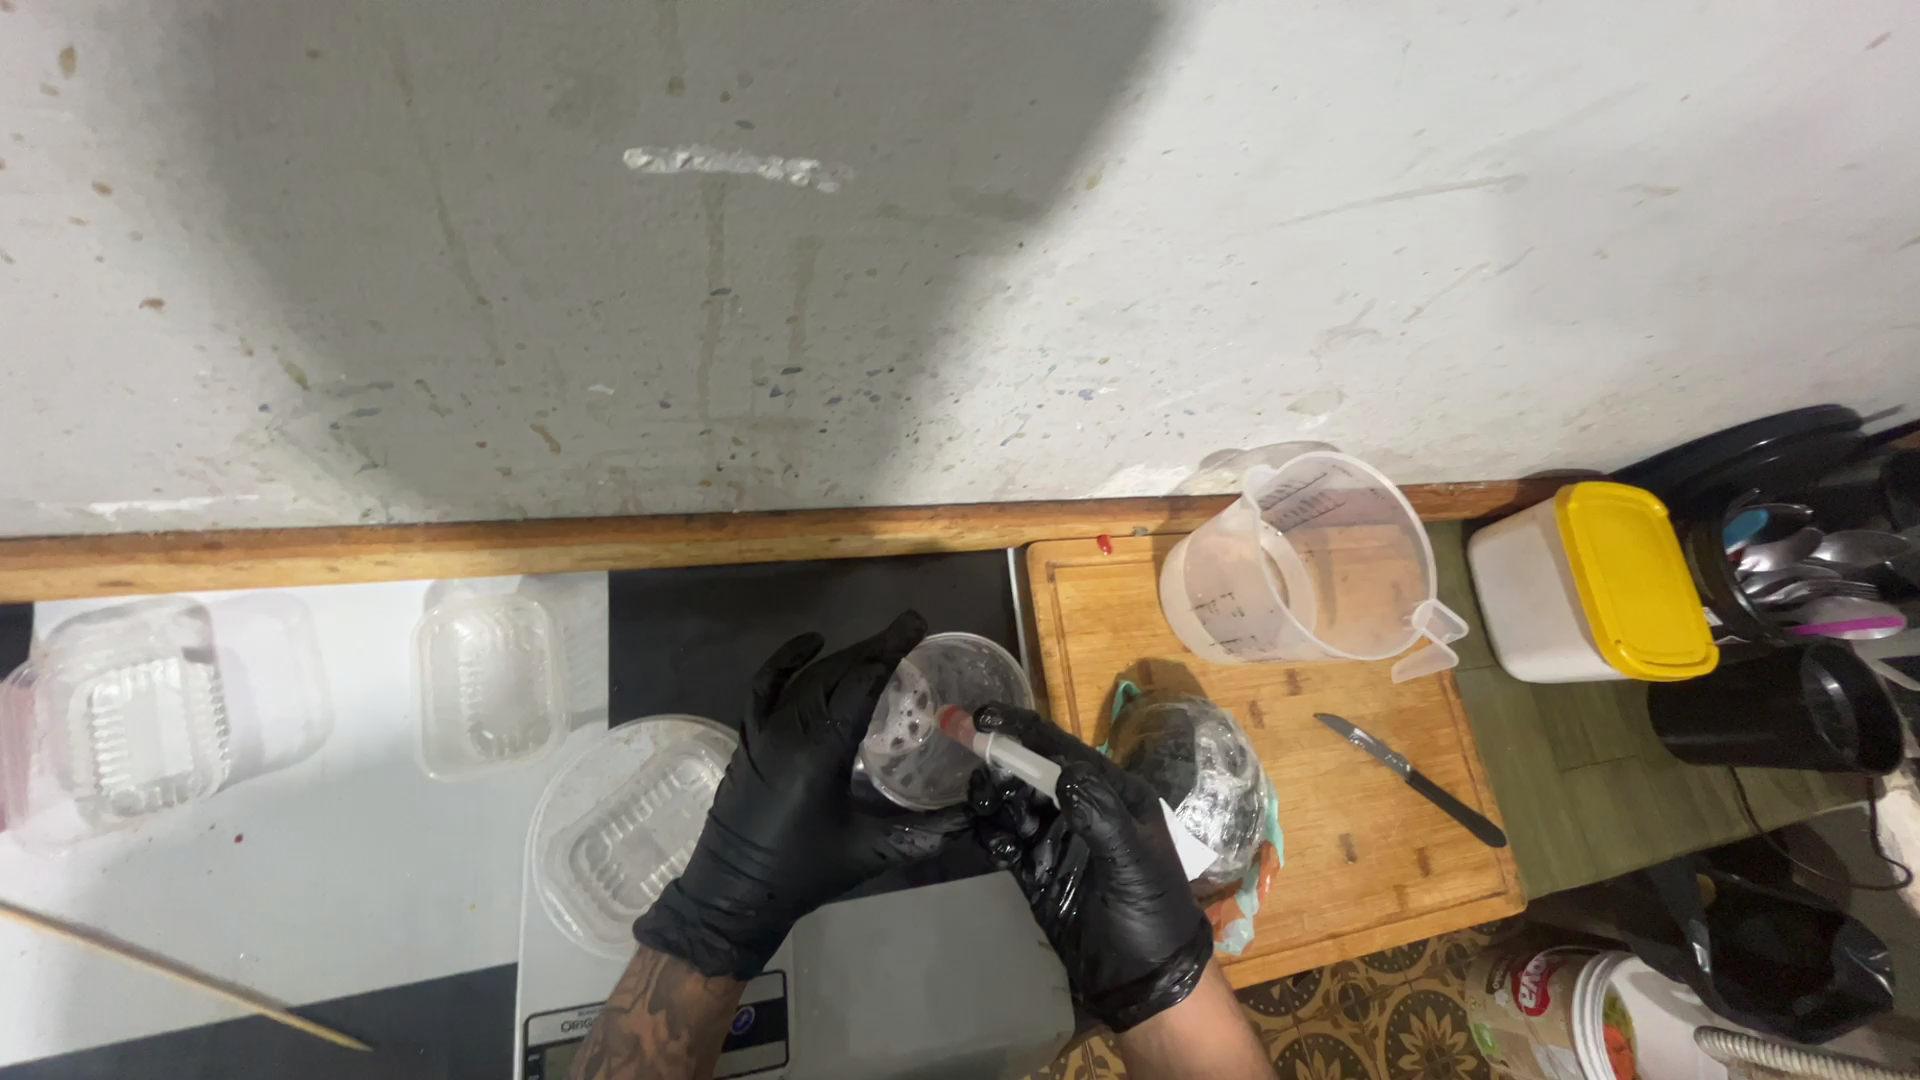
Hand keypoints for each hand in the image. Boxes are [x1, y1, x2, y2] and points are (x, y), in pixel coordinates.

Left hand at [634, 611, 967, 977]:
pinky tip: (812, 642)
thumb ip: (925, 832)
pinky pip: (765, 684)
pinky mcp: (749, 734)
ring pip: (810, 676)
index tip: (917, 627)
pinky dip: (786, 659)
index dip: (891, 650)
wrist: (732, 895)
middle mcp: (790, 730)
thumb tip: (973, 814)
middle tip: (909, 630)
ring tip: (880, 644)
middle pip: (838, 671)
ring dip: (846, 654)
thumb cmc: (804, 873)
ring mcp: (764, 728)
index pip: (861, 683)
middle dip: (876, 646)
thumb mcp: (870, 853)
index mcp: (821, 752)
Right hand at [968, 704, 1213, 1032]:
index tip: (982, 717)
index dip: (1021, 729)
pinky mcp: (1037, 870)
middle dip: (998, 757)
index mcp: (1112, 793)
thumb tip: (1062, 772)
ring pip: (1013, 802)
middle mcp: (1081, 807)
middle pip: (1030, 770)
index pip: (1061, 750)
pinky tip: (996, 842)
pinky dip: (994, 834)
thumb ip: (1100, 816)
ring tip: (984, 803)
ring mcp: (1057, 838)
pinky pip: (1005, 840)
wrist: (1146, 987)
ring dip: (994, 796)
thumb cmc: (1152, 917)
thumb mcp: (1133, 864)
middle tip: (961, 743)